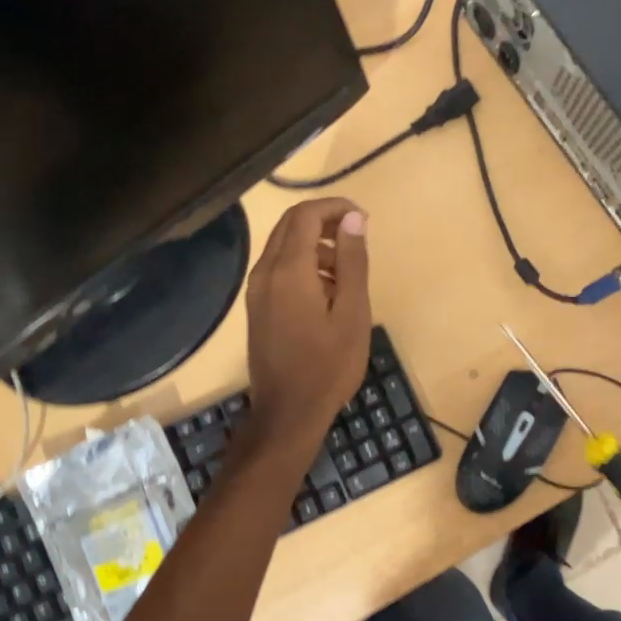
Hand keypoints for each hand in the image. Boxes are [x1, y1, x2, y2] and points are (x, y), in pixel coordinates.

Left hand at [241, 199, 371, 453]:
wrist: (288, 413)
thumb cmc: (328, 365)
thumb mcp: (353, 312)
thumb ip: (352, 261)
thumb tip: (353, 219)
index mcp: (289, 270)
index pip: (306, 215)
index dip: (335, 207)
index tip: (363, 219)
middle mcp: (265, 272)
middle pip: (290, 224)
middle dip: (324, 219)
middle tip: (357, 234)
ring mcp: (256, 290)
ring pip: (283, 245)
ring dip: (314, 242)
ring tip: (348, 268)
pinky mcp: (257, 306)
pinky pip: (278, 267)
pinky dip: (303, 262)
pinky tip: (328, 289)